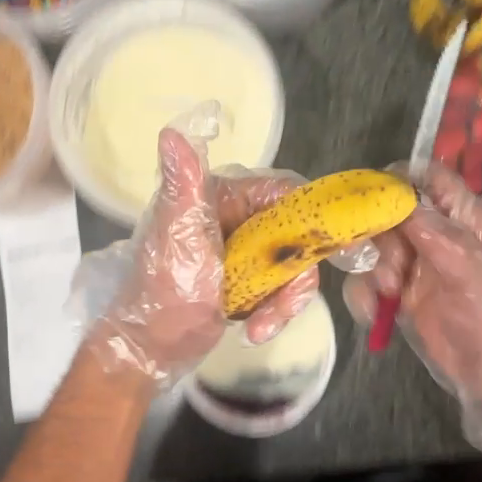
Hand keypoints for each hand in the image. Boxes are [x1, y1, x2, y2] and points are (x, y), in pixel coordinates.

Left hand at [86, 128, 321, 386]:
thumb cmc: (162, 289)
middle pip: (298, 233)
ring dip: (284, 301)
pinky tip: (254, 331)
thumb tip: (172, 132)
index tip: (334, 248)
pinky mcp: (249, 280)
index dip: (313, 216)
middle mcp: (238, 216)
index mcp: (223, 195)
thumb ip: (183, 184)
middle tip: (284, 306)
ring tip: (259, 328)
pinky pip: (282, 289)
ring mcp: (245, 250)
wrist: (148, 349)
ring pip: (294, 265)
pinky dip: (274, 312)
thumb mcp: (176, 235)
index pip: (285, 192)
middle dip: (296, 274)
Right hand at [345, 163, 481, 447]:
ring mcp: (422, 269)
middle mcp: (443, 238)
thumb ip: (437, 232)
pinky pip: (372, 284)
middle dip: (381, 238)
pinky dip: (366, 297)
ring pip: (377, 248)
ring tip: (387, 299)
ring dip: (372, 270)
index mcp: (470, 222)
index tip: (370, 201)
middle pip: (393, 213)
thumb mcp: (476, 274)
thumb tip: (399, 193)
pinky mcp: (406, 299)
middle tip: (389, 273)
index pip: (431, 179)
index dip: (398, 181)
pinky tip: (376, 316)